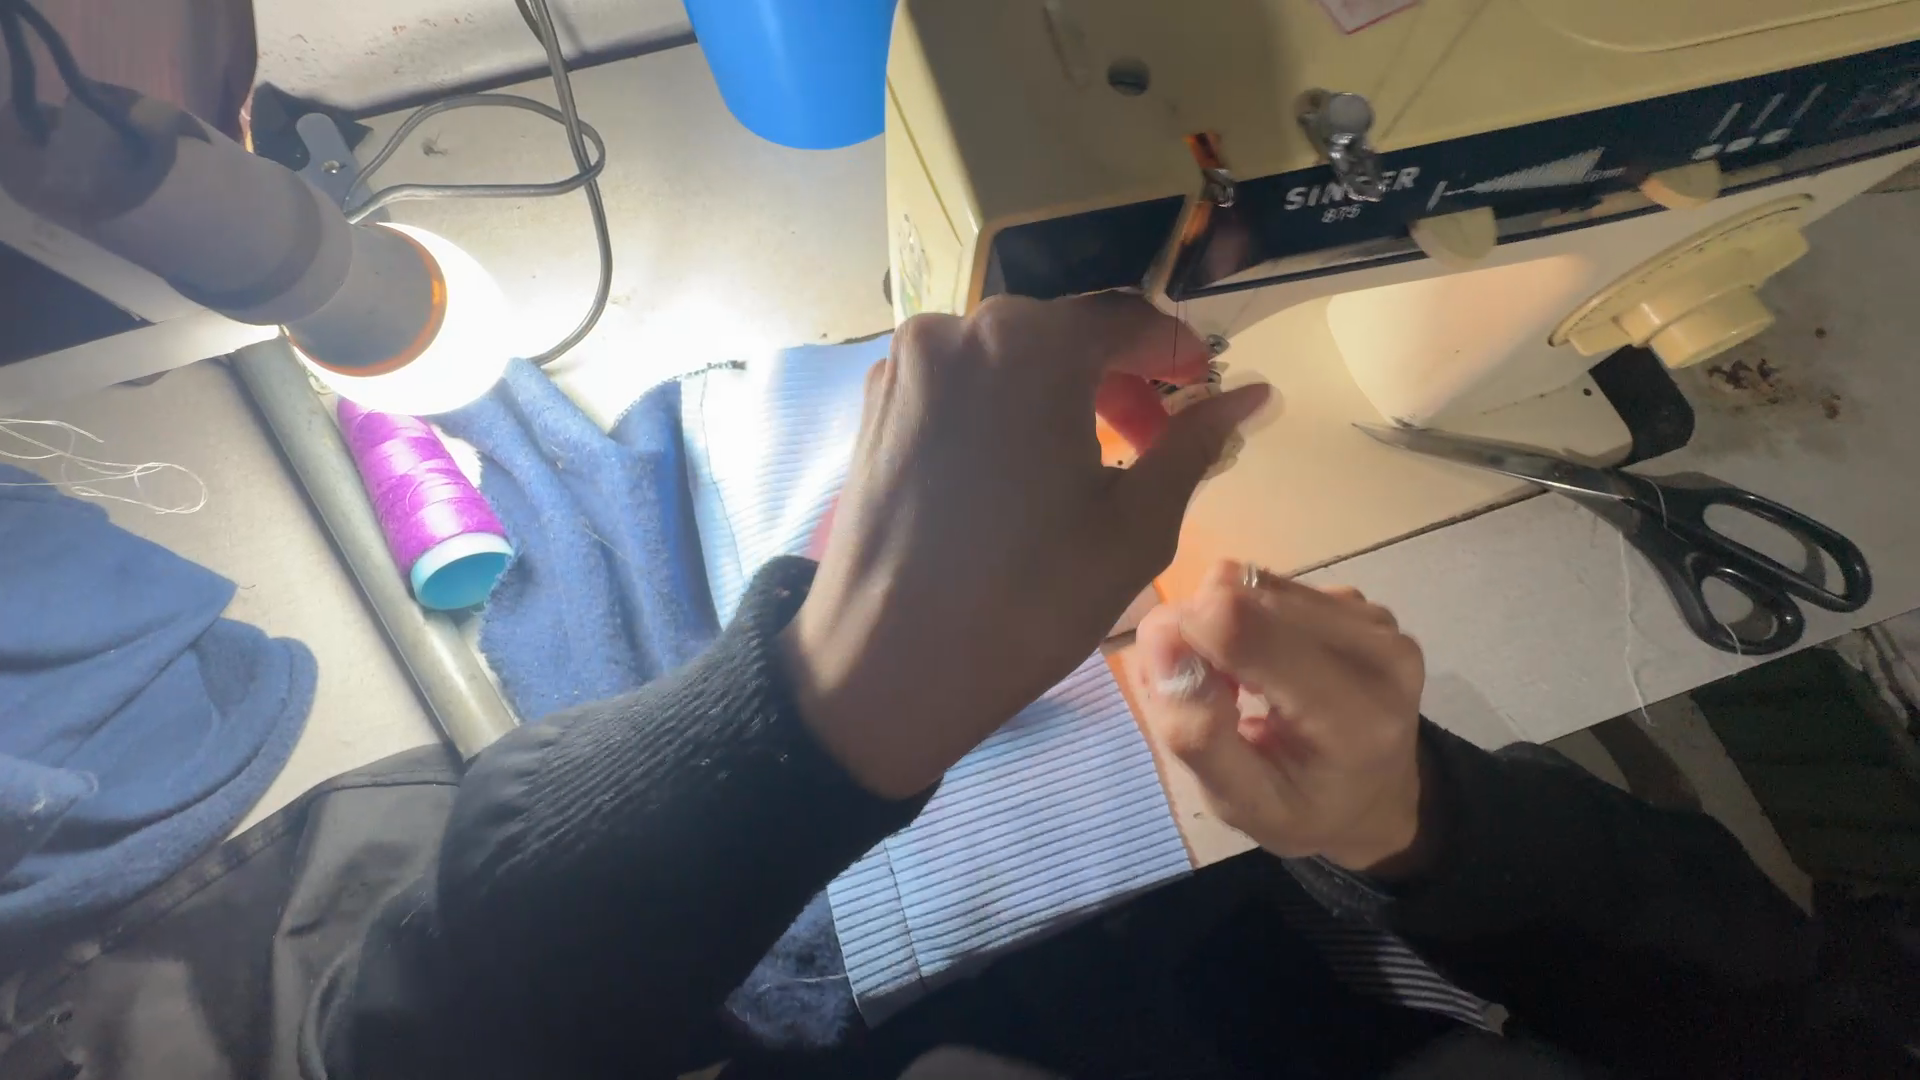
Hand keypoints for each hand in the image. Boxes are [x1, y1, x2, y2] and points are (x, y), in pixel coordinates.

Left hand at [784, 294, 1271, 797]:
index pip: (1129, 320)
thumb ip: (1195, 443)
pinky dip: (998, 408)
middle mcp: (955, 327)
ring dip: (1055, 394)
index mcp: (1029, 341)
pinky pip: (956, 385)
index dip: (1176, 357)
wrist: (886, 664)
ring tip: (1078, 463)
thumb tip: (1253, 394)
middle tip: (1145, 447)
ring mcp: (902, 364)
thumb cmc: (1028, 599)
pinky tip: (1010, 469)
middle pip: (1062, 335)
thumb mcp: (1135, 525)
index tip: (1200, 396)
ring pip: (1005, 358)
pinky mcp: (872, 405)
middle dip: (1115, 382)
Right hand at [1129, 560, 1434, 876]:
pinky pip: (1264, 583)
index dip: (1180, 636)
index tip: (1169, 684)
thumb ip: (1194, 730)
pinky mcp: (1356, 601)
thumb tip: (1162, 638)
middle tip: (1200, 691)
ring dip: (1213, 624)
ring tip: (1228, 679)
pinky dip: (1239, 616)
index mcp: (1350, 713)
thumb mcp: (1236, 801)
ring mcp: (1370, 619)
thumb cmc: (1300, 809)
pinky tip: (1254, 661)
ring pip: (1243, 581)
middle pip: (1234, 593)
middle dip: (1192, 633)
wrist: (1373, 803)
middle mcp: (1374, 650)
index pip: (1240, 626)